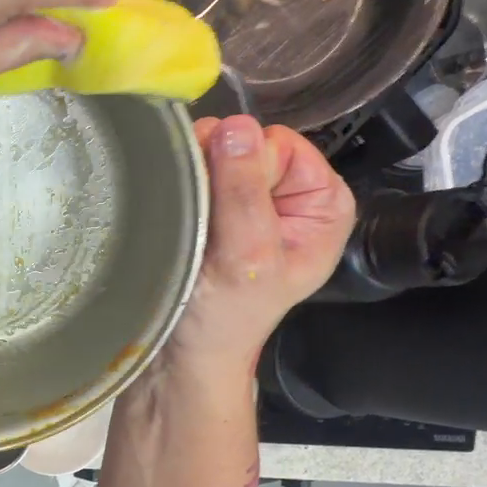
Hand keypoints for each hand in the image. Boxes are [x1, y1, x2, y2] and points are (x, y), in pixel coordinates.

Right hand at [164, 116, 355, 370]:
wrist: (177, 361)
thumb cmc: (221, 319)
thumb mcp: (245, 256)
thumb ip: (243, 191)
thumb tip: (234, 125)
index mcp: (319, 201)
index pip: (277, 144)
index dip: (243, 167)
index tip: (220, 208)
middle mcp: (284, 197)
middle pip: (241, 147)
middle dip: (210, 174)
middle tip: (195, 218)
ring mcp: (241, 207)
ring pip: (208, 161)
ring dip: (185, 185)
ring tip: (180, 225)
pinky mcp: (204, 218)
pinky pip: (187, 182)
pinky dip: (170, 194)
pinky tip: (167, 222)